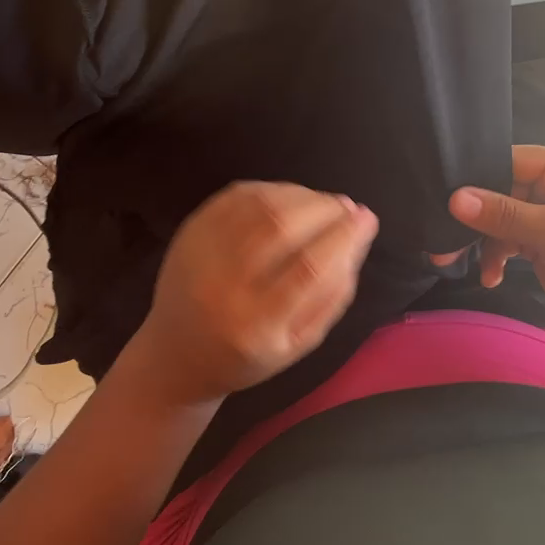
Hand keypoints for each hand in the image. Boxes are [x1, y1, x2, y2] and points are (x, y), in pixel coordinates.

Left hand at [125, 182, 377, 405]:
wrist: (177, 354)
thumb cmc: (248, 355)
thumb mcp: (300, 343)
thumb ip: (333, 295)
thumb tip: (358, 238)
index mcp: (255, 325)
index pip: (308, 270)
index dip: (343, 238)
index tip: (367, 220)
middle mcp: (223, 285)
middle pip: (280, 227)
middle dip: (324, 209)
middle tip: (347, 208)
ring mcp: (202, 252)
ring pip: (260, 204)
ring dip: (302, 195)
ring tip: (324, 203)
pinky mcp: (191, 230)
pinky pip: (238, 195)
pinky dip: (274, 189)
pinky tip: (292, 197)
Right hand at [448, 146, 544, 339]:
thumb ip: (505, 214)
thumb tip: (454, 197)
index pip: (511, 160)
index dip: (478, 177)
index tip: (442, 196)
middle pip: (500, 189)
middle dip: (473, 215)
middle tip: (441, 240)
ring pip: (497, 217)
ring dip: (479, 240)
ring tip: (452, 261)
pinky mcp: (540, 241)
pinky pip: (506, 239)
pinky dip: (494, 256)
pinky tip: (491, 277)